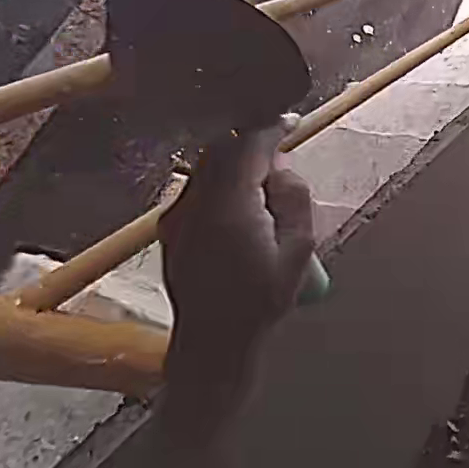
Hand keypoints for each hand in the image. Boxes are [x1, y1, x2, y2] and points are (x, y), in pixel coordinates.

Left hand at [159, 115, 314, 424]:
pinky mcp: (170, 228)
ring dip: (236, 167)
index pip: (248, 148)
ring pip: (208, 169)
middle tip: (280, 166)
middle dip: (253, 148)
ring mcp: (176, 215)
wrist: (212, 345)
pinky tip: (240, 212)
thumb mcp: (298, 253)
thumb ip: (295, 201)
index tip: (291, 123)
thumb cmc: (260, 303)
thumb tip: (282, 169)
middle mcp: (195, 203)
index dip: (271, 129)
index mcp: (229, 206)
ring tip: (263, 194)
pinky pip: (198, 190)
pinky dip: (221, 186)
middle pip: (223, 151)